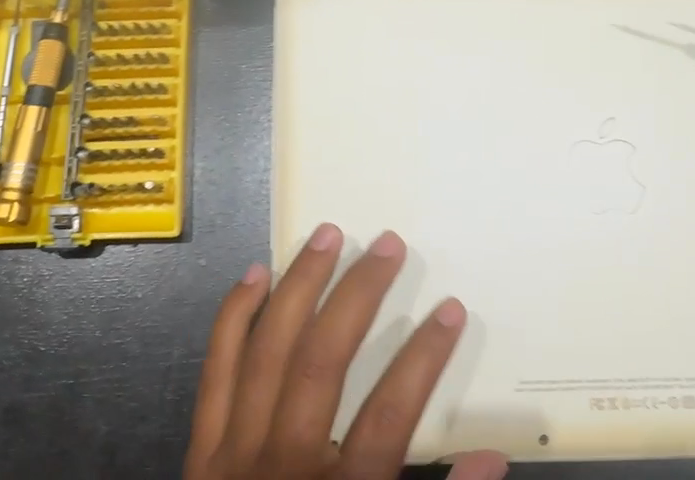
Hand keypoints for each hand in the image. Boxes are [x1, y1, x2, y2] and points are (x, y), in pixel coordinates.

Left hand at [185, 224, 506, 479]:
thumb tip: (494, 456)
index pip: (389, 415)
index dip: (423, 359)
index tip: (450, 309)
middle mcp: (283, 461)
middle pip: (322, 362)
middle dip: (358, 296)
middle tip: (388, 245)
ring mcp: (234, 452)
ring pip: (267, 350)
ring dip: (299, 287)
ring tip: (327, 237)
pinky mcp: (201, 449)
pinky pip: (215, 370)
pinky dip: (233, 317)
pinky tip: (256, 274)